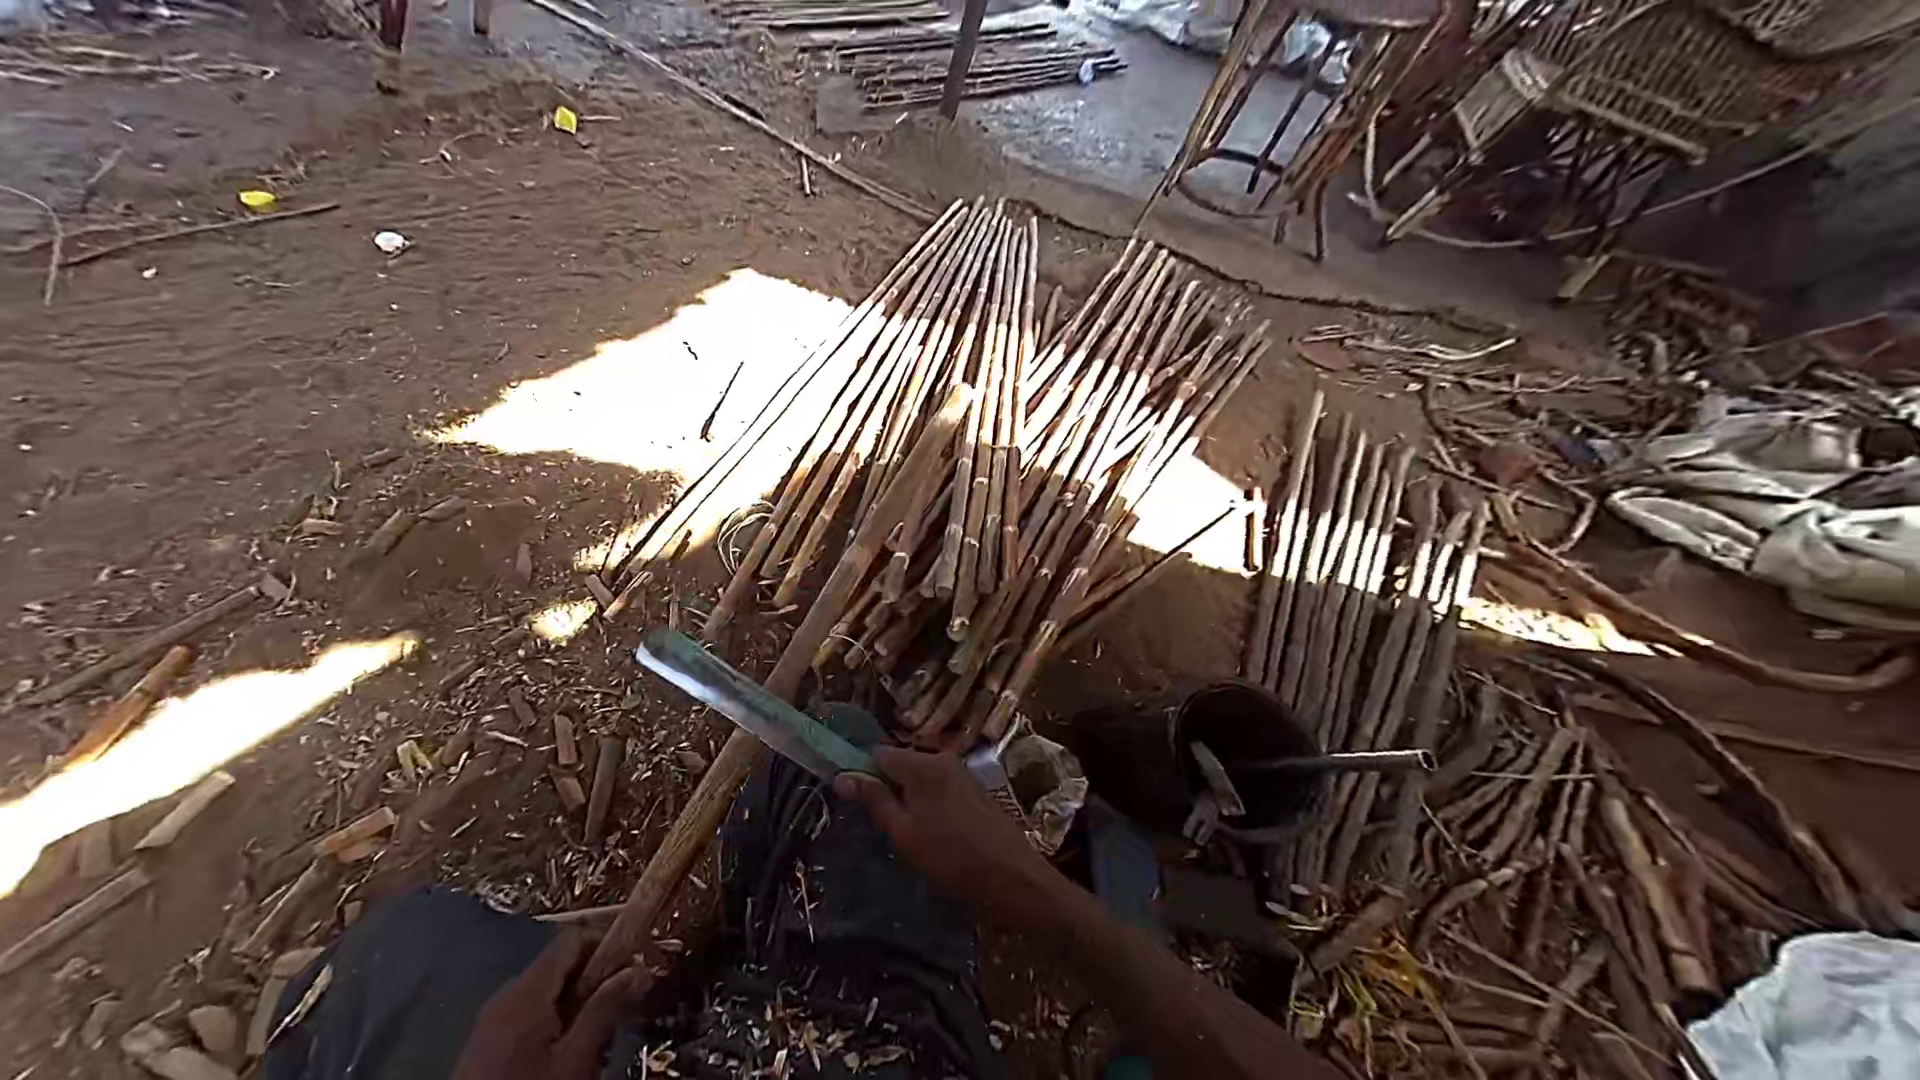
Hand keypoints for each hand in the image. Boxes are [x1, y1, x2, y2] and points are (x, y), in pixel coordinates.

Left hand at [450, 929, 650, 1079]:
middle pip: (560, 964)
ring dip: (578, 1000)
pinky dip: (555, 1017)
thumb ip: (605, 1008)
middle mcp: (504, 998)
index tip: (633, 963)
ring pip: (547, 991)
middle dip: (595, 977)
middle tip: (623, 999)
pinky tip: (568, 1048)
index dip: (606, 942)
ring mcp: (490, 1024)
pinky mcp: (485, 1047)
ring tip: (599, 1029)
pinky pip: (529, 1013)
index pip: (572, 939)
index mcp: (525, 994)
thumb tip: (639, 969)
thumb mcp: (575, 1060)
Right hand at [834, 747, 1072, 932]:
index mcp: (923, 764)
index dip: (862, 773)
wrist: (1013, 877)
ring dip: (908, 796)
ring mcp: (962, 771)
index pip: (878, 753)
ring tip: (909, 833)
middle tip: (884, 825)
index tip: (855, 802)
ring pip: (919, 775)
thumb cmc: (952, 858)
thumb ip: (874, 801)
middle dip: (886, 787)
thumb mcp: (904, 834)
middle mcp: (943, 758)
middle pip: (900, 762)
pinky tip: (933, 831)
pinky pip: (939, 784)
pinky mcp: (974, 787)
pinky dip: (928, 801)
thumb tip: (842, 777)